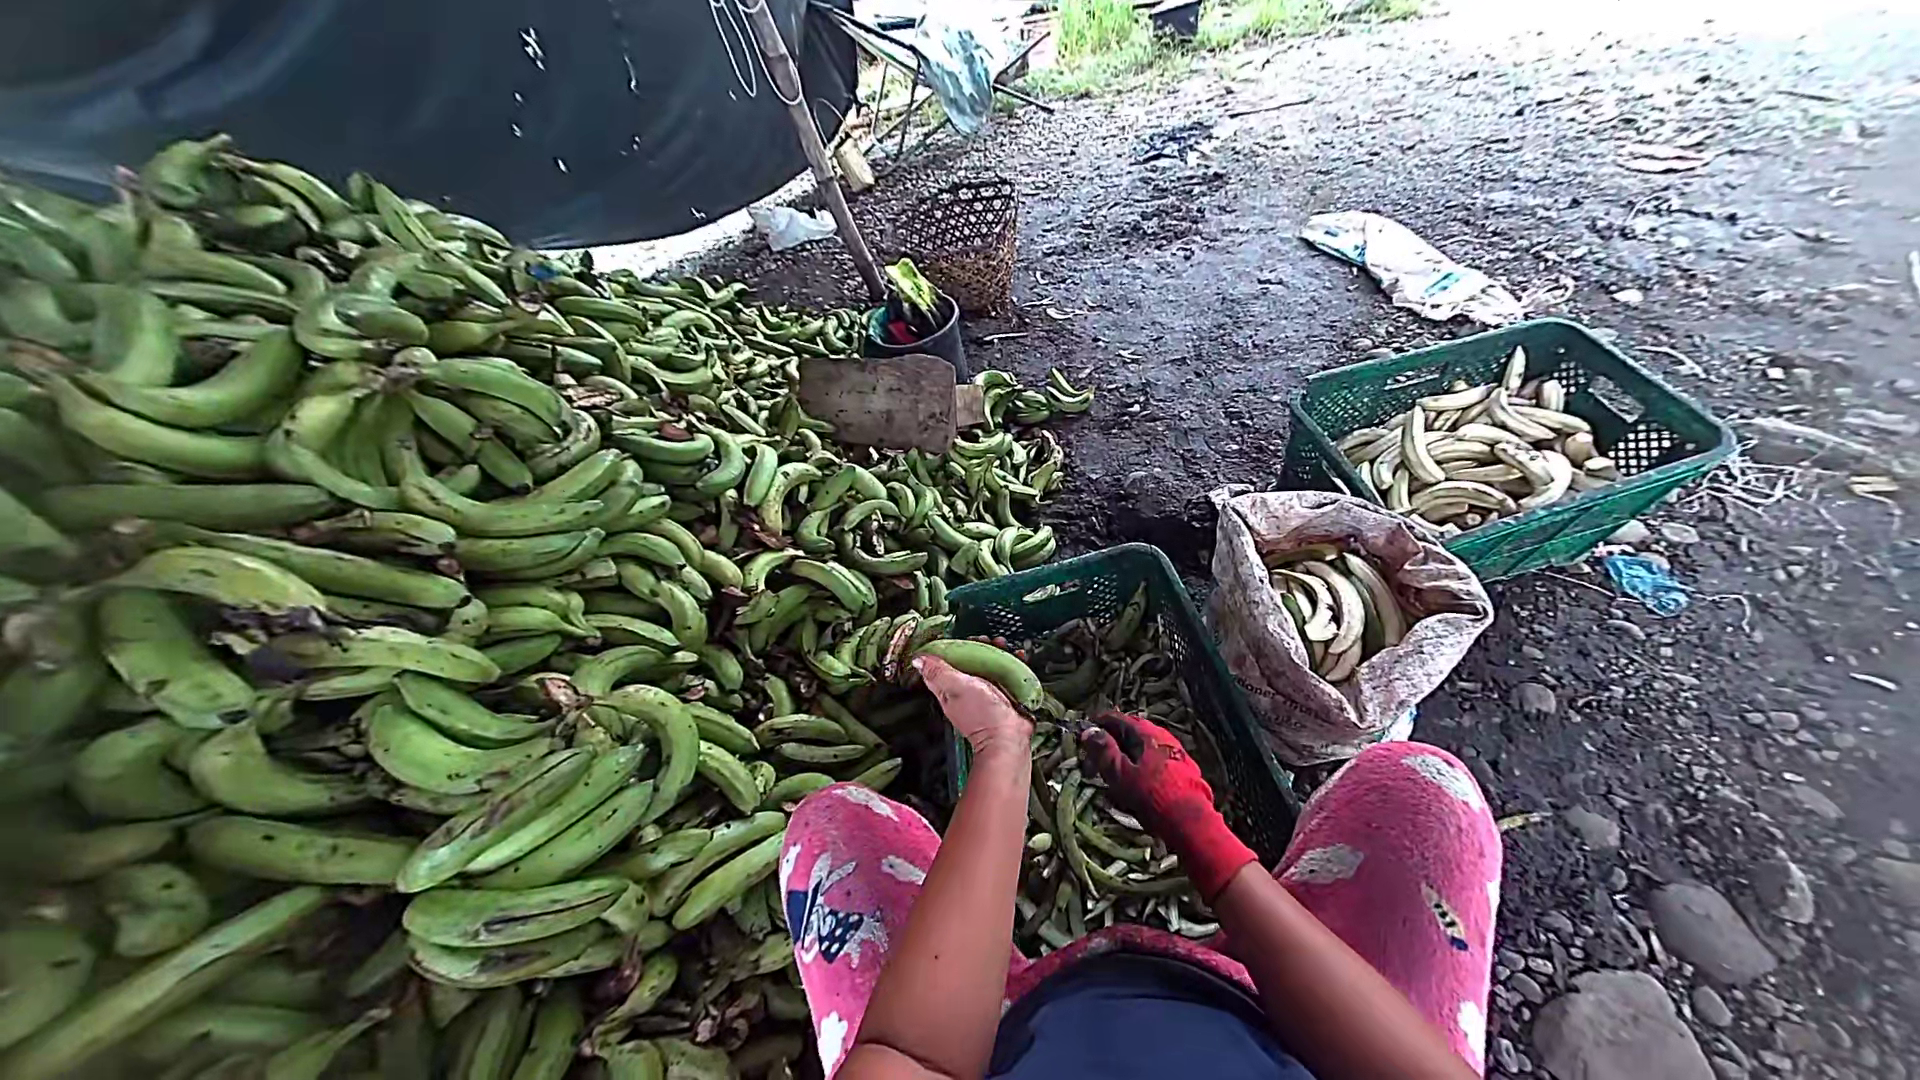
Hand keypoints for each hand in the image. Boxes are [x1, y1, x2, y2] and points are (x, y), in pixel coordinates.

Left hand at [915, 654, 1031, 755]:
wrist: (1009, 738)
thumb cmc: (982, 717)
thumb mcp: (956, 687)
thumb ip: (938, 672)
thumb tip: (917, 660)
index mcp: (949, 690)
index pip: (943, 665)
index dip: (950, 649)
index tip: (961, 640)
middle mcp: (967, 691)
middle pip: (968, 662)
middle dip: (978, 648)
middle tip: (987, 643)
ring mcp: (986, 693)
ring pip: (988, 665)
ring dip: (996, 653)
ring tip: (1004, 647)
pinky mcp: (1003, 695)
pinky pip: (1007, 674)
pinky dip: (1012, 664)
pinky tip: (1017, 658)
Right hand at [1080, 711, 1256, 901]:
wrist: (1191, 824)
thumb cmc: (1150, 796)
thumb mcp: (1119, 773)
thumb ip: (1103, 750)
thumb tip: (1088, 731)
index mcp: (1146, 731)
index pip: (1115, 718)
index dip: (1097, 725)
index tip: (1084, 735)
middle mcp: (1163, 735)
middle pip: (1130, 731)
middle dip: (1112, 741)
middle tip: (1096, 756)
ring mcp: (1175, 752)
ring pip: (1144, 747)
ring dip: (1127, 754)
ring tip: (1114, 771)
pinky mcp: (1184, 769)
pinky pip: (1155, 760)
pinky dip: (1141, 764)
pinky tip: (1137, 781)